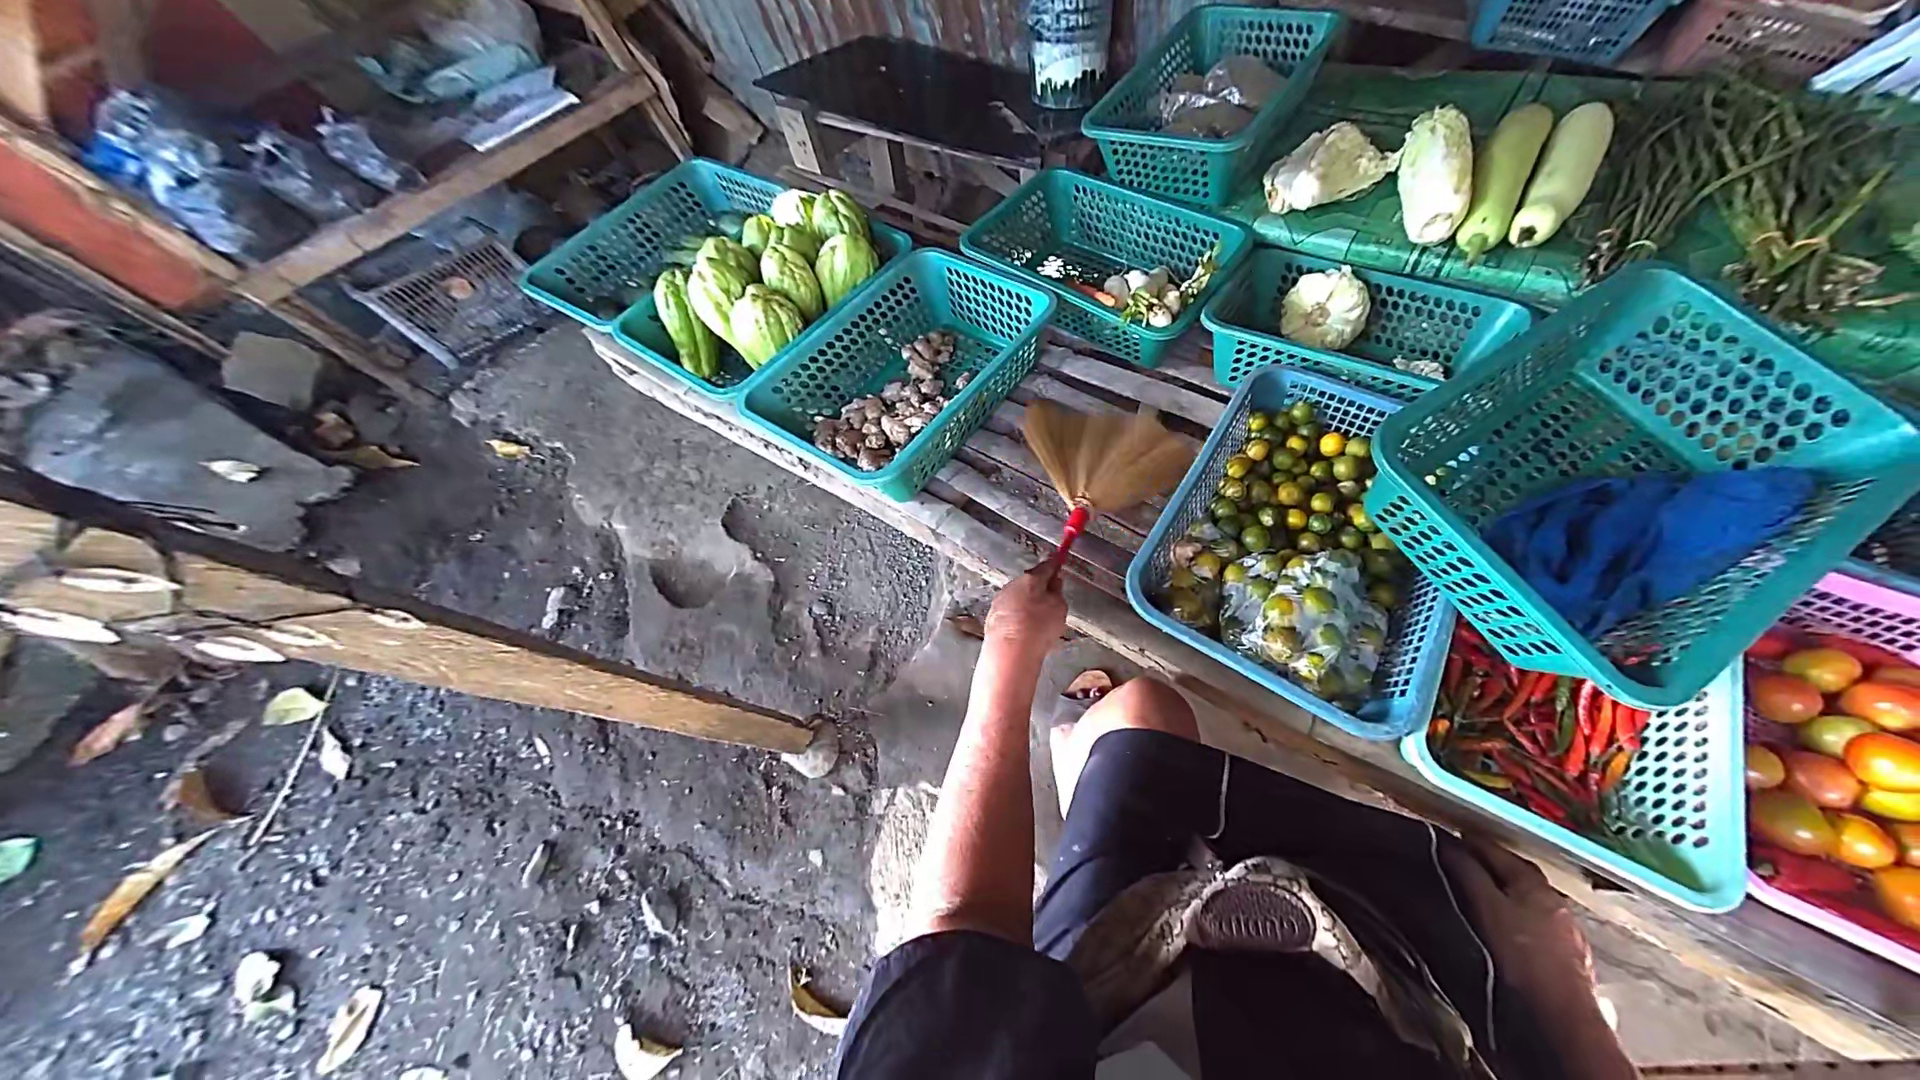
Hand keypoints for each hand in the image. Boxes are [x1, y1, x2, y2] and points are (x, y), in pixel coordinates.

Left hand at [983, 562, 1067, 648]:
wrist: (1011, 651)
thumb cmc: (1037, 628)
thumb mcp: (1060, 608)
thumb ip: (1057, 593)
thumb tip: (1055, 585)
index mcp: (1030, 579)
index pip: (1045, 567)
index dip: (1054, 566)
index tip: (1058, 565)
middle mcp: (1012, 586)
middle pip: (1029, 582)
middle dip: (1039, 588)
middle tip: (1052, 599)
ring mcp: (1000, 601)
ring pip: (1017, 598)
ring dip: (1027, 604)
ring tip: (1039, 621)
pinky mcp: (992, 617)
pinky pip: (1009, 613)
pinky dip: (1017, 618)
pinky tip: (1025, 630)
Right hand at [1439, 835, 1593, 998]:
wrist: (1558, 1020)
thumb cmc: (1518, 955)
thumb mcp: (1484, 906)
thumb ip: (1466, 872)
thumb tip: (1445, 842)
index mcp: (1537, 887)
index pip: (1498, 851)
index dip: (1470, 841)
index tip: (1445, 836)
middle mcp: (1557, 905)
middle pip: (1515, 874)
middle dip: (1487, 864)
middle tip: (1456, 859)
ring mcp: (1565, 934)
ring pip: (1525, 899)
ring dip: (1501, 890)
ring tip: (1472, 890)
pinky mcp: (1566, 960)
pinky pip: (1532, 923)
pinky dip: (1512, 914)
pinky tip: (1498, 924)